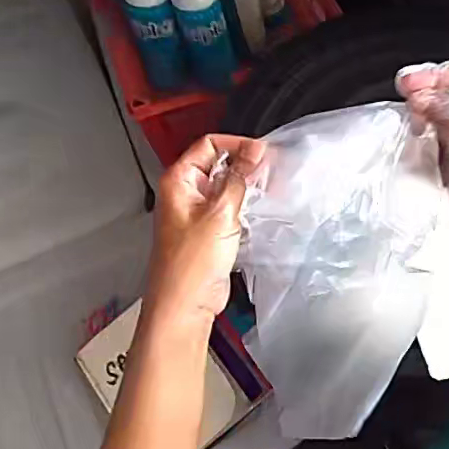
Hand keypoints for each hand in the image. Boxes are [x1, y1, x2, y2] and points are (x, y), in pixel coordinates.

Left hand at [146, 134, 266, 323]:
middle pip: (218, 164)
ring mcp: (197, 213)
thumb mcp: (221, 212)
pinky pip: (229, 209)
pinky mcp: (209, 231)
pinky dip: (244, 207)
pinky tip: (258, 213)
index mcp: (178, 181)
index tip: (262, 153)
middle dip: (245, 166)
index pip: (209, 145)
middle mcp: (184, 194)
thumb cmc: (189, 265)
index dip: (237, 145)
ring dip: (246, 188)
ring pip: (225, 187)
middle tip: (269, 173)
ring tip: (268, 193)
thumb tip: (253, 151)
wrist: (185, 303)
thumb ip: (239, 178)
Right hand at [397, 62, 448, 235]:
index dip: (437, 77)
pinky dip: (429, 148)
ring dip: (427, 124)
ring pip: (443, 125)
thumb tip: (421, 97)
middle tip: (409, 103)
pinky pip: (440, 150)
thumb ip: (447, 112)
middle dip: (428, 100)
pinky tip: (422, 148)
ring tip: (416, 128)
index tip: (411, 83)